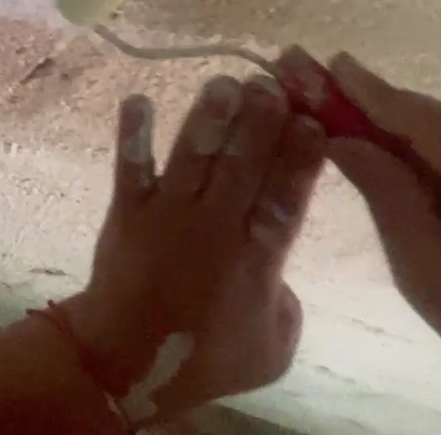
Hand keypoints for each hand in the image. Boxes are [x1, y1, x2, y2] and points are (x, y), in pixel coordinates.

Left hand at [63, 75, 326, 425]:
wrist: (131, 356)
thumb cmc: (206, 356)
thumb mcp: (273, 344)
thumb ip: (284, 297)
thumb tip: (279, 266)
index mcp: (256, 261)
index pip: (284, 201)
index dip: (299, 160)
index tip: (313, 122)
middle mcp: (214, 227)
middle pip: (242, 167)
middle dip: (258, 124)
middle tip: (271, 85)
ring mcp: (168, 214)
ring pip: (192, 158)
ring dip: (208, 119)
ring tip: (223, 83)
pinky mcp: (128, 209)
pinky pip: (131, 166)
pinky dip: (134, 134)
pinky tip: (137, 99)